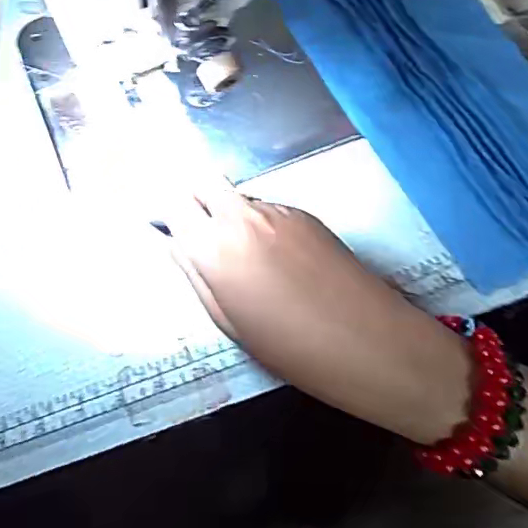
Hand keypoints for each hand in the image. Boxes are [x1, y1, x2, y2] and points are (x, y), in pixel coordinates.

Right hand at [163, 183, 472, 444]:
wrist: (366, 338)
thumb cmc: (288, 346)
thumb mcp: (227, 320)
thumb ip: (195, 274)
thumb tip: (176, 243)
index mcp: (213, 247)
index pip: (172, 203)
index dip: (164, 210)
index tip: (162, 223)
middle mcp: (241, 216)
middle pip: (202, 181)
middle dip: (192, 197)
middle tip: (194, 227)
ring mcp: (276, 209)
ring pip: (237, 196)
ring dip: (228, 213)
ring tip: (244, 256)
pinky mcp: (304, 213)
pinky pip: (267, 209)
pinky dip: (260, 223)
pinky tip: (278, 259)